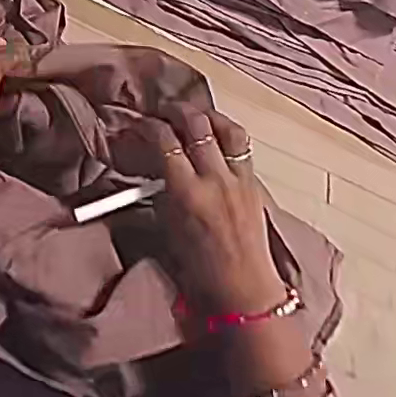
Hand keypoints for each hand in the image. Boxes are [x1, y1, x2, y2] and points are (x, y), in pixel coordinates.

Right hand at [132, 106, 286, 313]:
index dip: (149, 126)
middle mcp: (215, 180)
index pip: (165, 142)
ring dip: (206, 115)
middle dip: (176, 110)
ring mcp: (238, 178)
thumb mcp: (168, 225)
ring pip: (225, 128)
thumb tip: (157, 163)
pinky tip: (216, 131)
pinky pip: (241, 145)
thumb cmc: (199, 266)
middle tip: (163, 110)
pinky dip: (226, 131)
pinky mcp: (254, 182)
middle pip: (196, 125)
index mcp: (187, 194)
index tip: (141, 124)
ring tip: (193, 113)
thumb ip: (162, 189)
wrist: (242, 286)